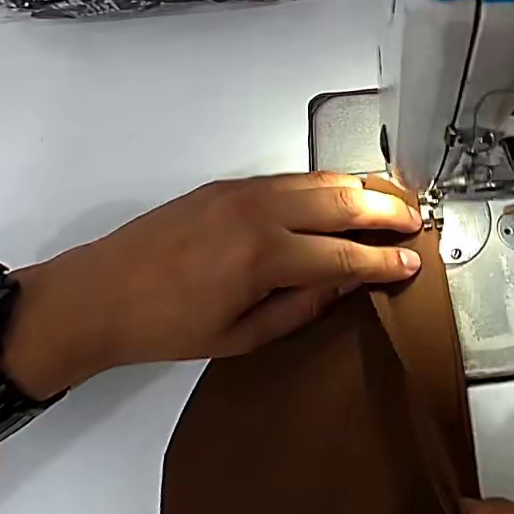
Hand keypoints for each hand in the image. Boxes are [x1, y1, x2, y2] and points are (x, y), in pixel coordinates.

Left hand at [0, 172, 422, 395]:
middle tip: (415, 218)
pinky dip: (327, 183)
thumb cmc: (166, 326)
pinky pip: (292, 177)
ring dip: (361, 187)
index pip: (343, 254)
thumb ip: (302, 306)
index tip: (411, 263)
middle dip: (386, 208)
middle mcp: (258, 212)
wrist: (98, 293)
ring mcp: (243, 190)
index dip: (383, 260)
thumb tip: (348, 281)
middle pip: (342, 199)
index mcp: (262, 257)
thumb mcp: (241, 336)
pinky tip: (342, 192)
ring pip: (320, 179)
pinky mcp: (230, 182)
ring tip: (392, 198)